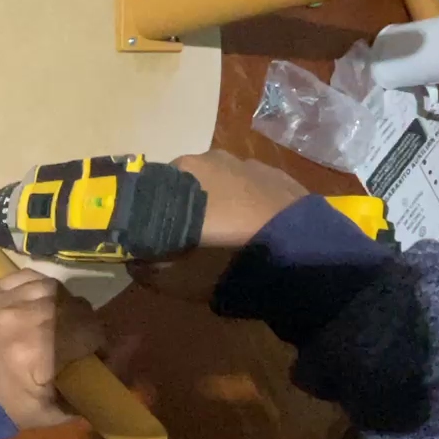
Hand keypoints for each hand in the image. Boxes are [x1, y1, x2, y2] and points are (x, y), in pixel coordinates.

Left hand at [0, 269, 105, 430]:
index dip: (100, 343)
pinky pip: (26, 276)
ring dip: (64, 303)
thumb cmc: (6, 408)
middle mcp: (22, 319)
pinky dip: (40, 286)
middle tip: (80, 338)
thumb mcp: (53, 412)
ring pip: (52, 288)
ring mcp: (2, 302)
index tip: (97, 353)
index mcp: (40, 351)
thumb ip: (87, 394)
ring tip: (61, 318)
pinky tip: (41, 301)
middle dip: (85, 323)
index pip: (91, 331)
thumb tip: (111, 374)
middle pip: (74, 306)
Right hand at [131, 149, 305, 302]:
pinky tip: (249, 227)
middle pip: (183, 182)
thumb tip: (134, 260)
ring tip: (222, 232)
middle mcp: (209, 159)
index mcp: (179, 176)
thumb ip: (145, 267)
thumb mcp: (173, 279)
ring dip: (215, 201)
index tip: (147, 235)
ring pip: (218, 182)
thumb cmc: (224, 264)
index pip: (147, 190)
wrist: (303, 260)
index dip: (146, 214)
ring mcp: (247, 163)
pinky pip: (248, 187)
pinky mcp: (278, 174)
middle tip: (184, 236)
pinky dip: (243, 203)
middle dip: (180, 205)